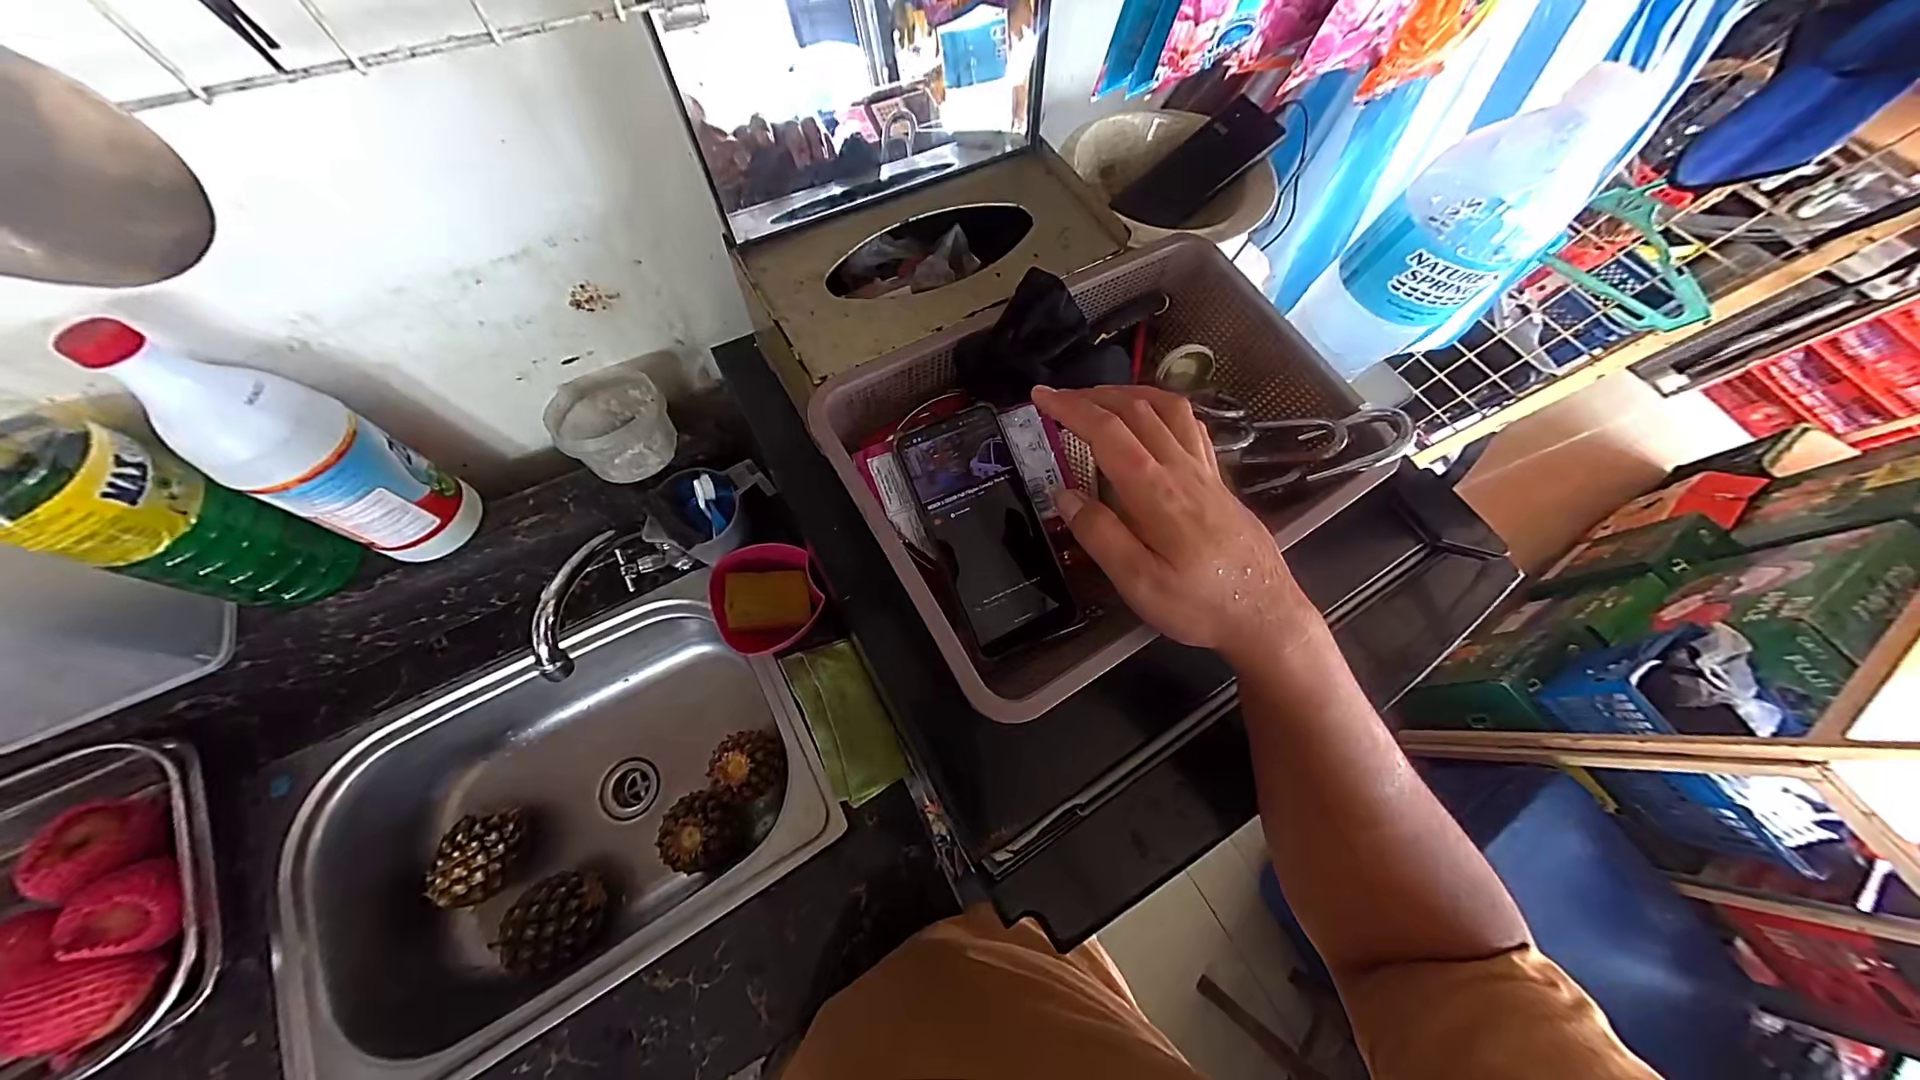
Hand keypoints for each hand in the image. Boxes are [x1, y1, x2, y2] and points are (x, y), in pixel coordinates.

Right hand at [1030, 385, 1318, 666]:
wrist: (1266, 615)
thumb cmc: (1199, 605)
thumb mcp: (1138, 583)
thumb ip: (1099, 536)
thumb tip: (1065, 497)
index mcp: (1156, 491)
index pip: (1107, 431)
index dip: (1070, 408)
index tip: (1041, 397)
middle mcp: (1182, 470)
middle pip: (1136, 409)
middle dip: (1092, 395)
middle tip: (1060, 398)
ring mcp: (1206, 472)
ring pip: (1168, 409)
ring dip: (1129, 393)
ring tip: (1101, 398)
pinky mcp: (1220, 482)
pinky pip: (1191, 427)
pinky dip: (1164, 408)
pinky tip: (1155, 419)